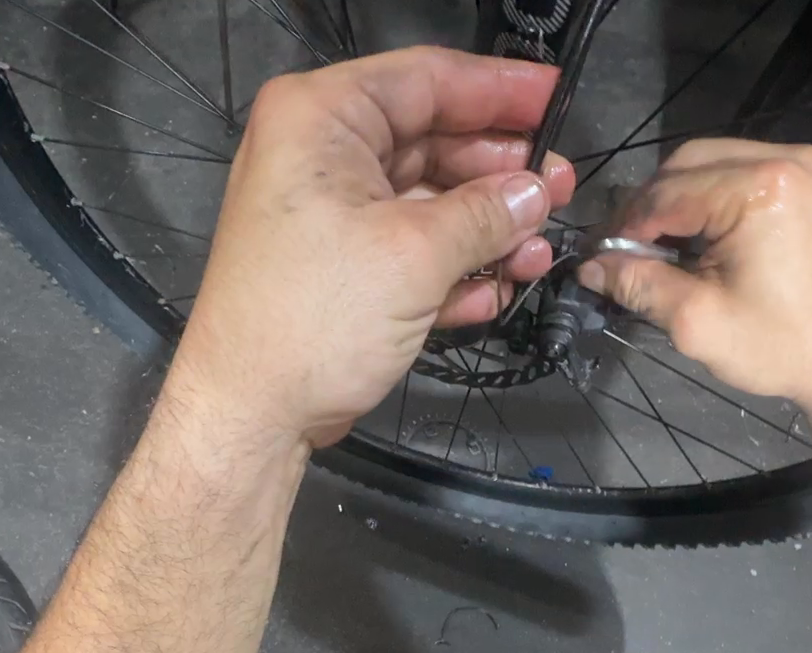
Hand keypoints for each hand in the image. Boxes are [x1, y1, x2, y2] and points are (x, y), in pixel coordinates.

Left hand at [169, 47, 575, 447]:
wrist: (254, 412)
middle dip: (499, 177)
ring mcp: (333, 221)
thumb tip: (534, 193)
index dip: (499, 91)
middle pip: (433, 146)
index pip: (426, 80)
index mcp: (323, 121)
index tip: (554, 100)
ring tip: (536, 255)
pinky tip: (494, 292)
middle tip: (557, 192)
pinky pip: (410, 256)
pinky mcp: (344, 274)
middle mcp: (322, 160)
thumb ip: (484, 216)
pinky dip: (453, 274)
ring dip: (486, 234)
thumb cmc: (313, 320)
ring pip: (428, 208)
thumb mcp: (413, 256)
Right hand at [577, 140, 811, 415]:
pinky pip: (743, 174)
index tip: (596, 261)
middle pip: (686, 164)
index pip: (663, 194)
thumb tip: (589, 268)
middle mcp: (783, 159)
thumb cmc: (781, 346)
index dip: (622, 228)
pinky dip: (711, 201)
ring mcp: (804, 167)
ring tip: (660, 251)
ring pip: (712, 165)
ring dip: (678, 202)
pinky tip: (700, 241)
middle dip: (648, 208)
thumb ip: (638, 285)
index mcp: (755, 188)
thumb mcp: (696, 321)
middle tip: (625, 255)